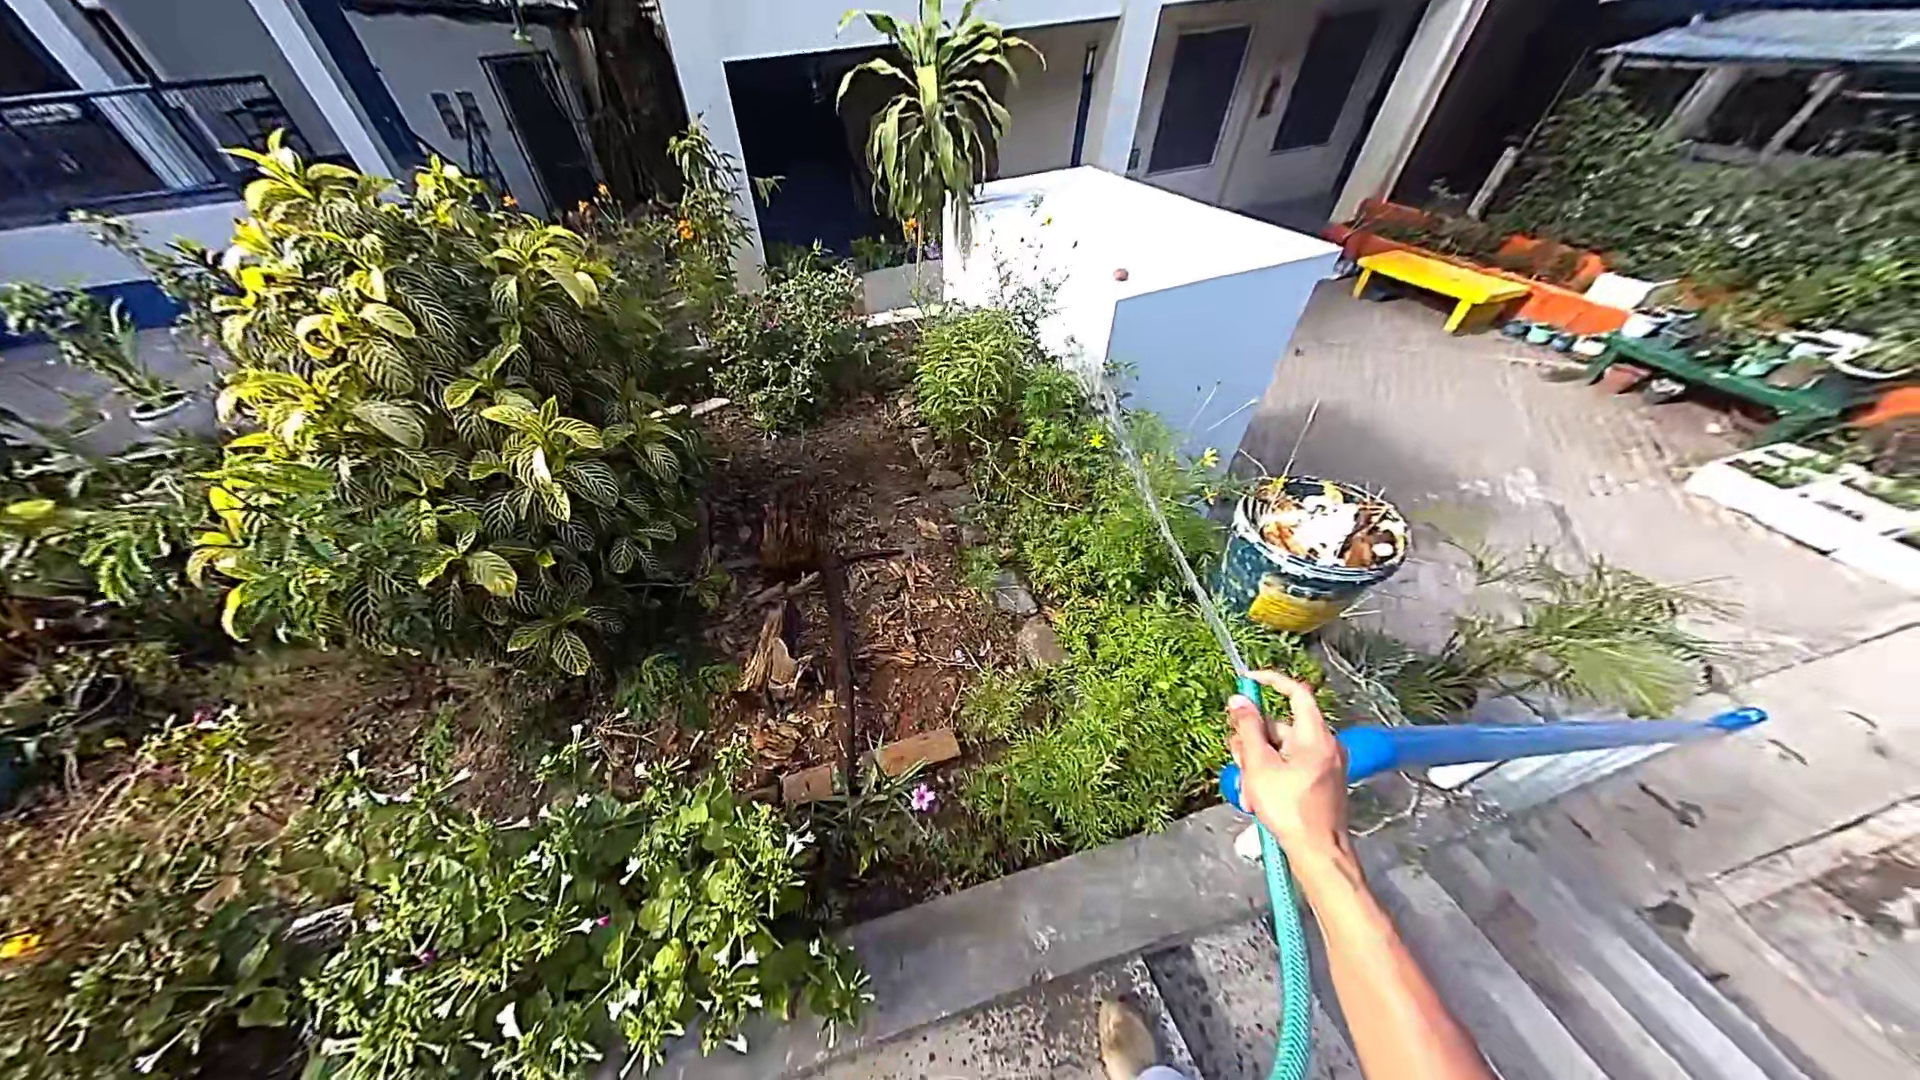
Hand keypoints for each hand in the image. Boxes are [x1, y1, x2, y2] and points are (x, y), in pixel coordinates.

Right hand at [1227, 671, 1352, 866]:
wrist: (1318, 854)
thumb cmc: (1289, 808)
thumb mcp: (1259, 763)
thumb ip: (1247, 728)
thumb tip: (1239, 701)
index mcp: (1315, 737)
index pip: (1296, 693)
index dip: (1270, 681)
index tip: (1247, 681)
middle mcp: (1324, 746)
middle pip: (1280, 725)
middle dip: (1253, 739)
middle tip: (1239, 758)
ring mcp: (1323, 765)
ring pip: (1279, 747)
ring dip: (1256, 762)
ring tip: (1248, 787)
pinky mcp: (1318, 781)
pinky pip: (1287, 764)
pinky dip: (1269, 773)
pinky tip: (1257, 795)